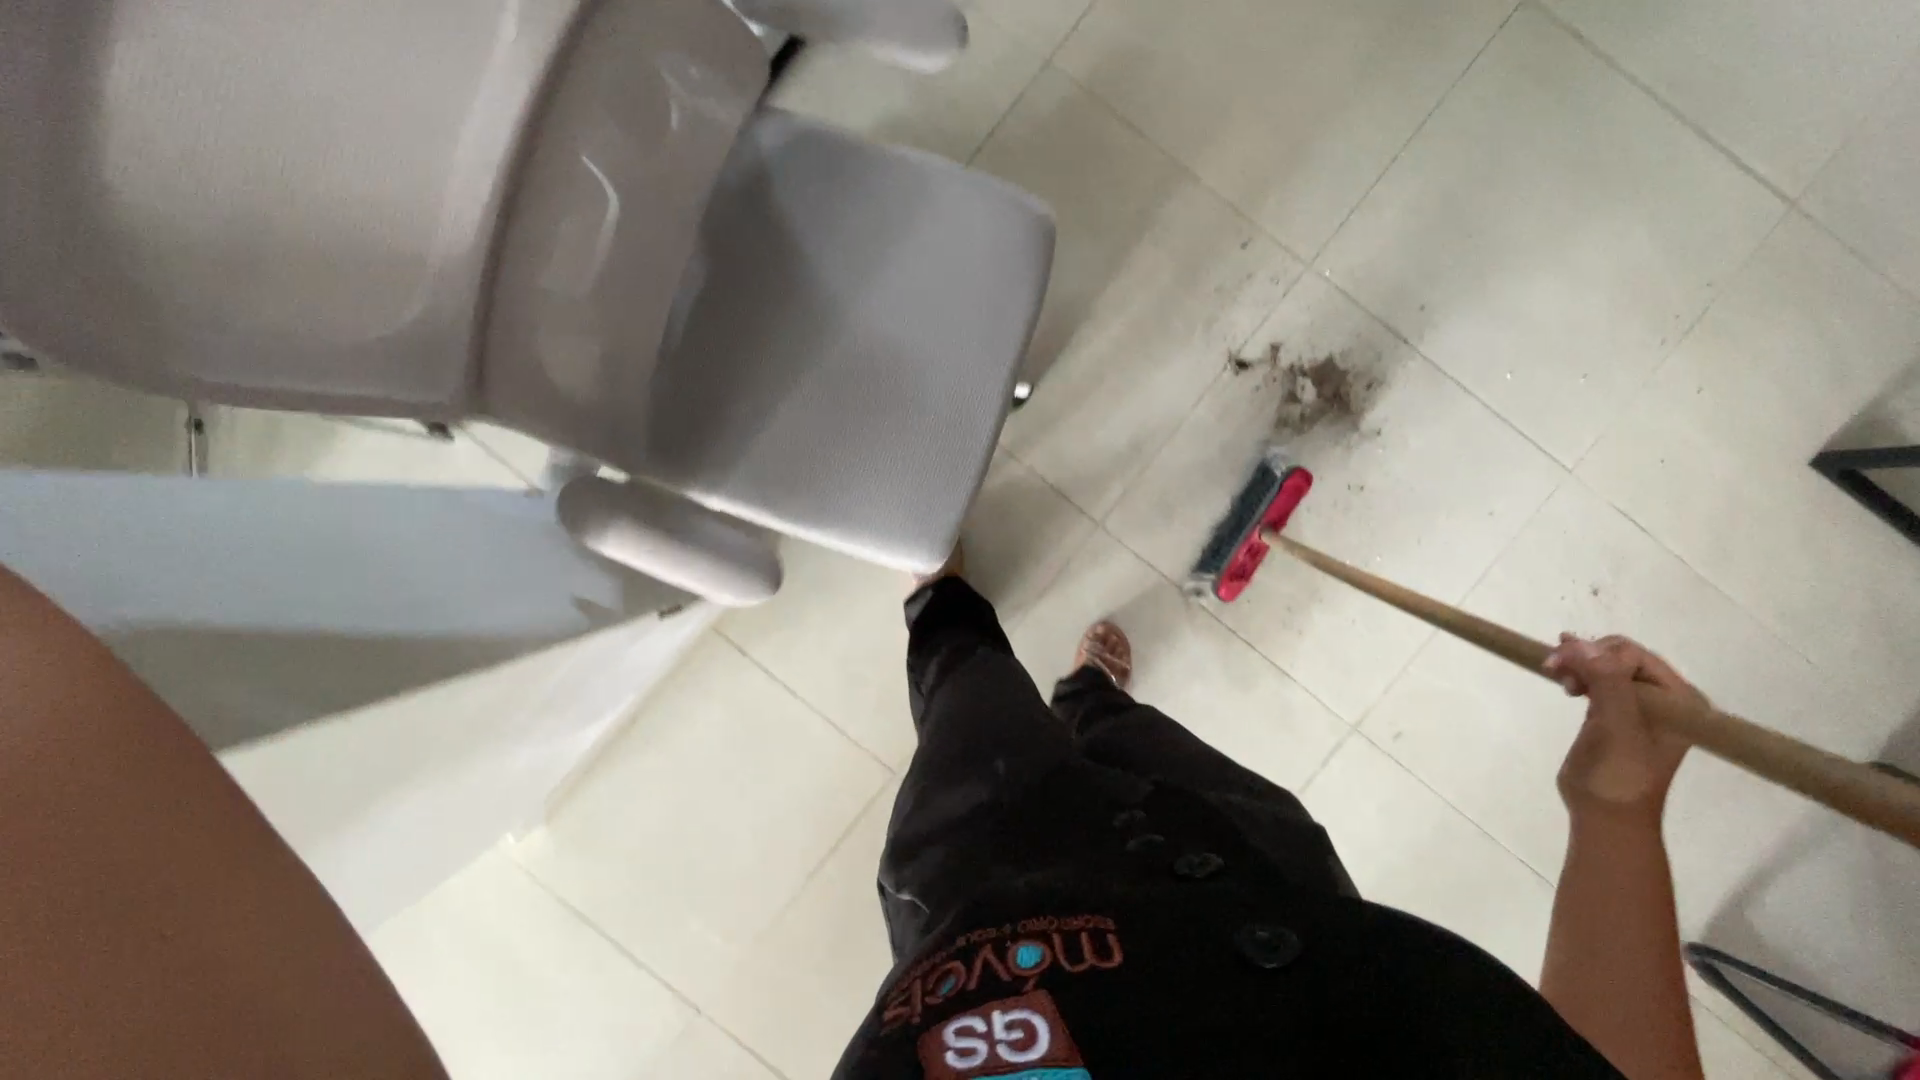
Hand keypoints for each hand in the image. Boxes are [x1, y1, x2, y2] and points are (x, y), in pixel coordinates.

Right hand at [1543, 634, 1704, 822]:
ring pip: (1607, 666)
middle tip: (1554, 669)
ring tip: (1558, 678)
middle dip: (1585, 656)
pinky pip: (1600, 682)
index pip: (1634, 655)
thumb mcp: (1616, 725)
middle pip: (1621, 656)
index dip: (1595, 654)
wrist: (1606, 815)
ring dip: (1579, 664)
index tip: (1559, 667)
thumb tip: (1579, 642)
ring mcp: (1641, 707)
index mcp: (1679, 699)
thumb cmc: (1619, 773)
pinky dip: (1580, 676)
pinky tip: (1566, 683)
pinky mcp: (1616, 716)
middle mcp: (1666, 699)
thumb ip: (1606, 681)